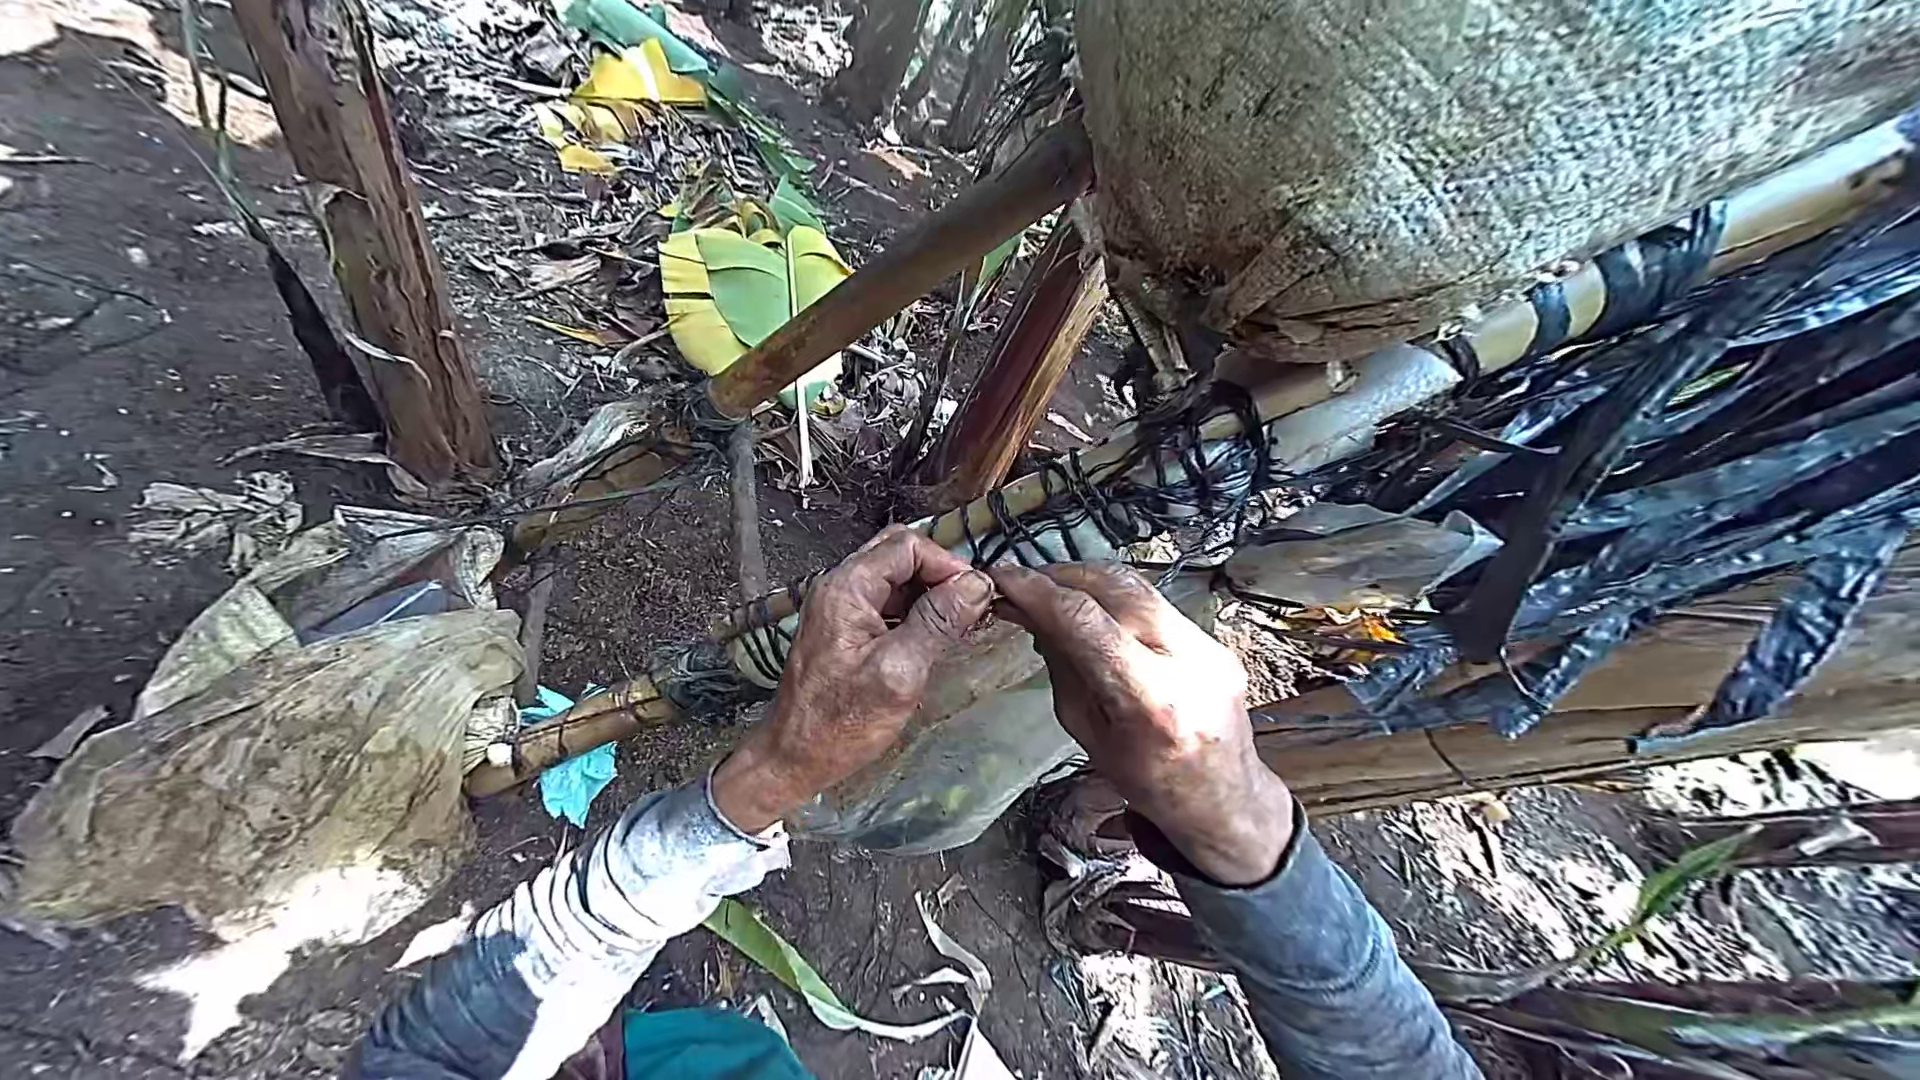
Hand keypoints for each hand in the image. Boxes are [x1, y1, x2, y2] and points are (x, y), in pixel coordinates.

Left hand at [713, 526, 993, 831]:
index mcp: (847, 588)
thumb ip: (938, 622)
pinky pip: (888, 600)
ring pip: (896, 576)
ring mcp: (841, 606)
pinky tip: (935, 635)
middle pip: (900, 554)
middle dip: (940, 574)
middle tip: (968, 607)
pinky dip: (915, 609)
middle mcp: (840, 587)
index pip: (908, 546)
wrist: (793, 759)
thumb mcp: (899, 671)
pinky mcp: (846, 627)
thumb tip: (976, 584)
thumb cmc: (839, 724)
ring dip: (930, 592)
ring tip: (958, 623)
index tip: (974, 596)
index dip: (947, 565)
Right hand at [989, 563, 1294, 884]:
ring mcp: (1207, 645)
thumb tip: (1033, 613)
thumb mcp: (1085, 730)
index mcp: (1150, 699)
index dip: (1036, 590)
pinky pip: (1151, 599)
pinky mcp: (1212, 638)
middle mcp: (1187, 661)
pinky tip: (1087, 605)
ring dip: (1083, 577)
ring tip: (1049, 588)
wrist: (1225, 799)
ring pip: (1134, 583)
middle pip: (1112, 585)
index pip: (1084, 620)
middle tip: (1021, 580)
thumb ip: (1061, 666)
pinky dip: (1110, 594)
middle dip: (1058, 575)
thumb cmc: (1148, 780)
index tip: (1002, 577)